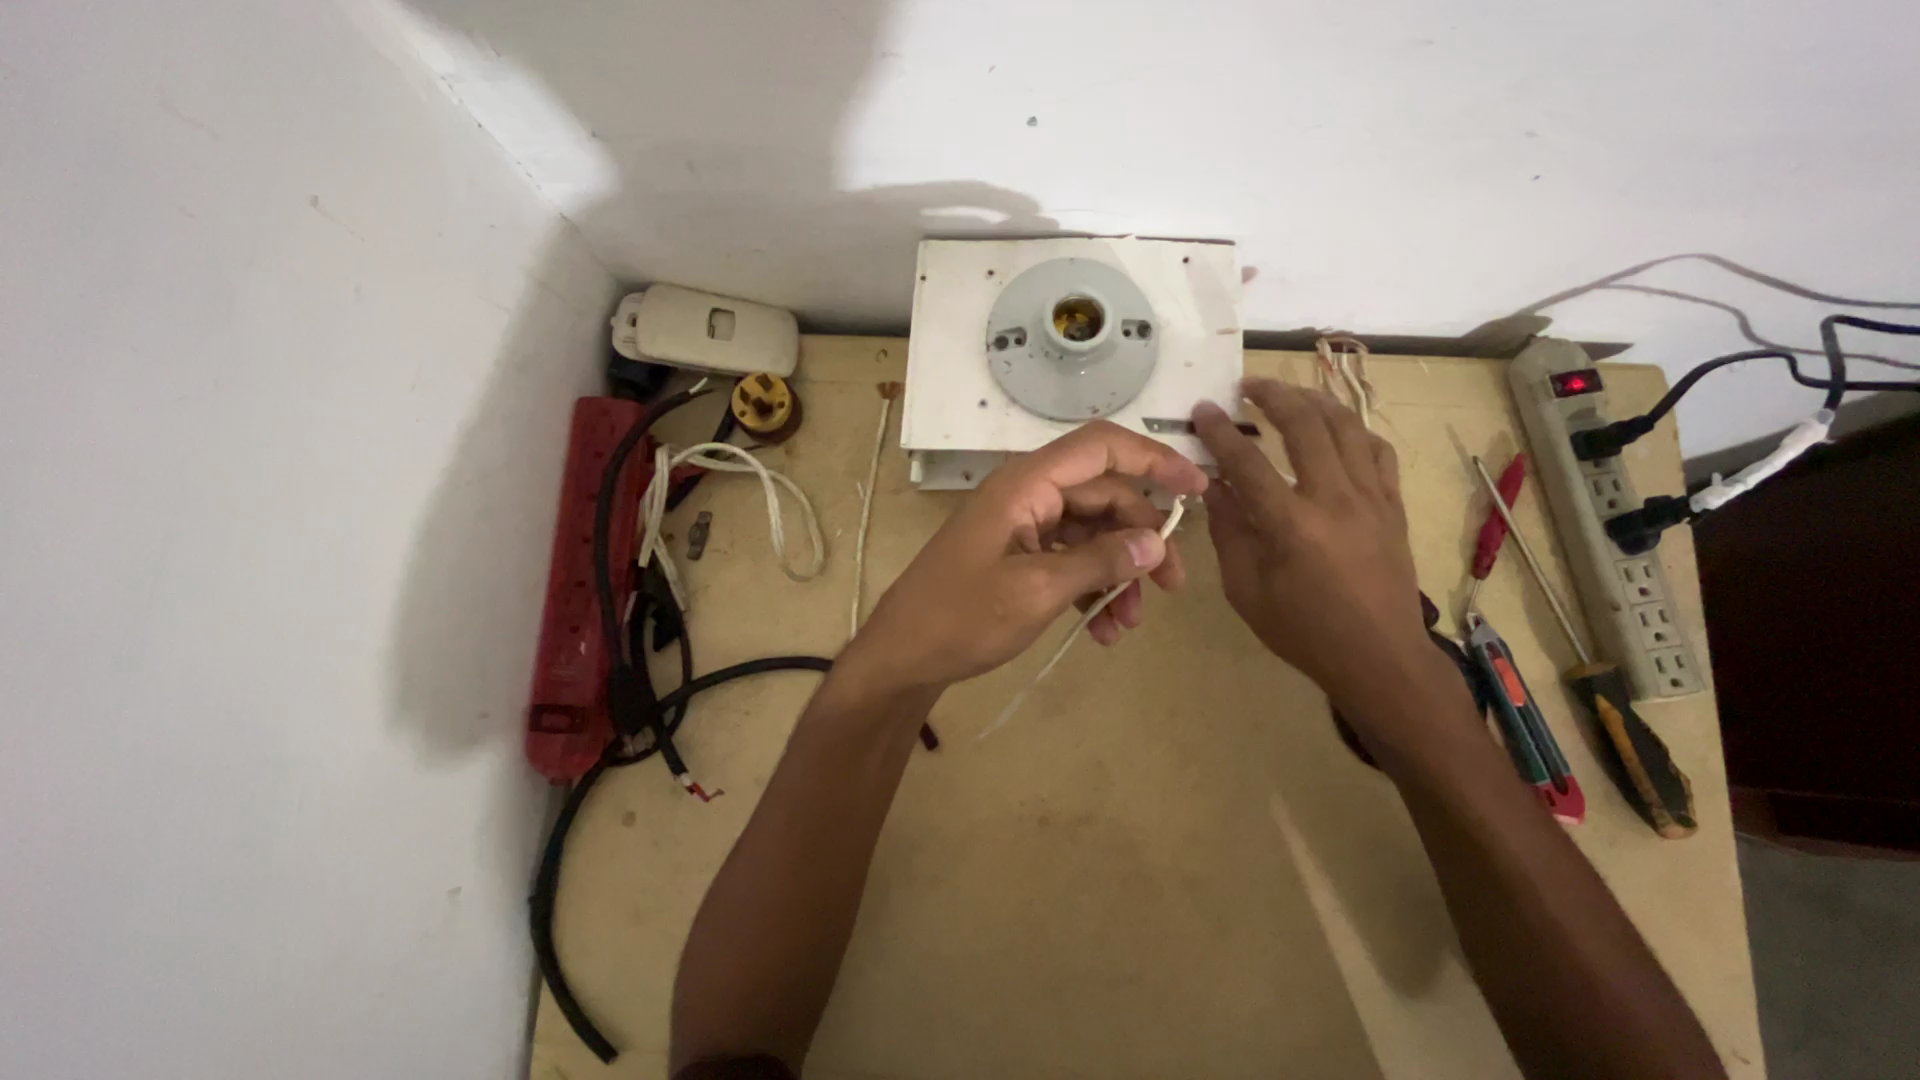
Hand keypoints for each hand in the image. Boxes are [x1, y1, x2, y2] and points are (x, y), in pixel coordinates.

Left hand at [841, 421, 1208, 693]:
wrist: (903, 656)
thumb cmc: (962, 616)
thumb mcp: (1038, 590)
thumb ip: (1100, 561)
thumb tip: (1155, 542)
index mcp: (1026, 485)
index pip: (1102, 448)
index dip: (1154, 460)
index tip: (1198, 489)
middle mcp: (1027, 497)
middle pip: (1105, 499)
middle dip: (1142, 541)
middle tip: (1171, 587)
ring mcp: (1022, 528)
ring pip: (1092, 536)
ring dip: (1118, 575)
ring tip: (1128, 625)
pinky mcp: (1018, 559)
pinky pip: (1070, 561)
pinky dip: (1091, 590)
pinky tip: (1102, 631)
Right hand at [1192, 381, 1450, 717]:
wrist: (1379, 657)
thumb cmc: (1303, 631)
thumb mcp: (1247, 590)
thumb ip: (1229, 532)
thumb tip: (1213, 486)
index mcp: (1292, 524)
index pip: (1247, 461)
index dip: (1221, 431)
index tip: (1203, 409)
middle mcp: (1335, 499)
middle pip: (1305, 424)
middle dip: (1272, 395)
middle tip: (1246, 386)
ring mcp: (1372, 497)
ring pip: (1346, 426)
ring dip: (1314, 401)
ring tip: (1288, 394)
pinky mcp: (1393, 504)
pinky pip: (1377, 450)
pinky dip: (1353, 429)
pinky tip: (1336, 429)